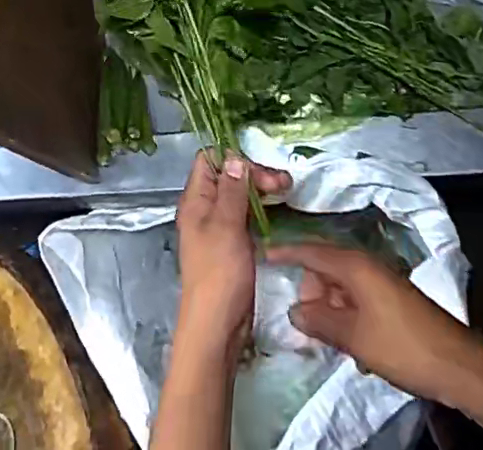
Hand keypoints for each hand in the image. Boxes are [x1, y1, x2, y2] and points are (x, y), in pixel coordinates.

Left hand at [174, 152, 290, 361]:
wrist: (217, 325)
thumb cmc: (218, 273)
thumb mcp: (226, 226)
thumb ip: (231, 191)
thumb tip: (235, 158)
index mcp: (195, 199)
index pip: (209, 161)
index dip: (234, 158)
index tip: (261, 171)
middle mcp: (204, 208)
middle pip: (228, 176)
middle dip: (254, 174)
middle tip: (284, 184)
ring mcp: (219, 227)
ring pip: (239, 196)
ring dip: (261, 191)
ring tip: (288, 192)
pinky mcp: (233, 244)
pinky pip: (246, 216)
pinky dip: (262, 210)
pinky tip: (279, 213)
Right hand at [267, 243, 482, 407]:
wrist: (462, 368)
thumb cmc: (403, 346)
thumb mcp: (353, 337)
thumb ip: (318, 320)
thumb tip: (294, 311)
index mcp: (353, 265)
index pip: (308, 251)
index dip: (283, 252)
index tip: (260, 253)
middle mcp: (365, 265)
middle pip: (323, 269)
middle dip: (311, 294)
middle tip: (307, 324)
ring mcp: (380, 281)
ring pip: (340, 287)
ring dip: (330, 310)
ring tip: (333, 341)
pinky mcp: (392, 299)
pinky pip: (357, 299)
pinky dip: (348, 317)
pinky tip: (355, 346)